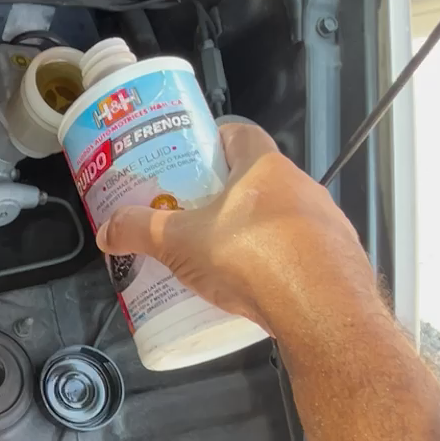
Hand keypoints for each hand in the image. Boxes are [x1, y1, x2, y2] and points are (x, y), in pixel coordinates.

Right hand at [94, 122, 378, 336]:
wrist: (319, 306)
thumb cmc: (248, 256)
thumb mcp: (178, 242)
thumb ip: (138, 231)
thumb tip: (106, 230)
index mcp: (262, 167)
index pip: (239, 134)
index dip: (212, 141)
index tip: (188, 162)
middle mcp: (298, 185)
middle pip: (253, 180)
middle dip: (220, 197)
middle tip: (187, 218)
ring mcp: (322, 220)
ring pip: (274, 217)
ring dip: (246, 232)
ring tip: (214, 259)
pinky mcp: (333, 256)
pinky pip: (294, 250)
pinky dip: (270, 262)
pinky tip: (249, 285)